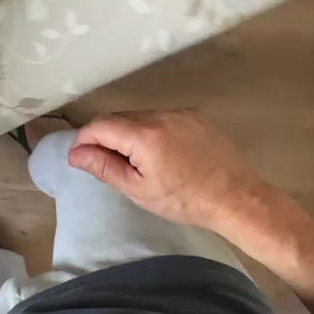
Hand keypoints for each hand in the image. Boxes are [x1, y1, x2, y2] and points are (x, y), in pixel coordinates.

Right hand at [68, 110, 283, 233]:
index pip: (99, 125)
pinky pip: (160, 117)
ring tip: (133, 160)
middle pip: (118, 117)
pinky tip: (158, 153)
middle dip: (103, 136)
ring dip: (127, 132)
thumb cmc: (185, 200)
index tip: (79, 158)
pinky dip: (149, 130)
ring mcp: (179, 112)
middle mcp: (160, 115)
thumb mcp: (139, 190)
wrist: (237, 197)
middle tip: (103, 162)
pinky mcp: (194, 115)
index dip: (83, 140)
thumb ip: (105, 167)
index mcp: (144, 135)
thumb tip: (76, 154)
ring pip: (138, 116)